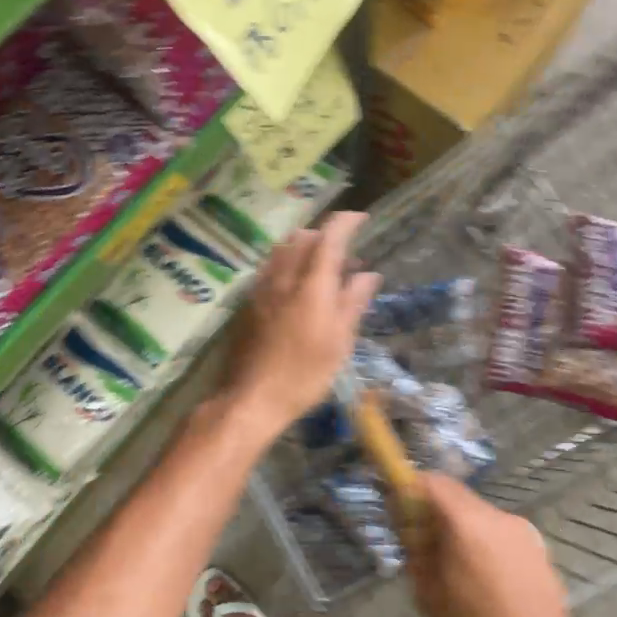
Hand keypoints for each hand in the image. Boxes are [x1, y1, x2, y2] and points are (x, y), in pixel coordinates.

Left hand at [222, 211, 379, 438]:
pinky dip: (289, 263)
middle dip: (326, 236)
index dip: (346, 222)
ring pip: (284, 249)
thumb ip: (353, 301)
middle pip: (304, 237)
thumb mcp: (340, 342)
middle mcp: (284, 276)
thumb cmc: (305, 374)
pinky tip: (297, 288)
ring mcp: (261, 287)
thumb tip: (368, 274)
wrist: (251, 398)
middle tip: (347, 259)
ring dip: (306, 248)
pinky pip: (271, 266)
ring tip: (323, 271)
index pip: (330, 237)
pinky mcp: (248, 301)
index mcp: (311, 284)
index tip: (361, 218)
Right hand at [407, 475, 580, 616]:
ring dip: (464, 530)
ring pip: (481, 517)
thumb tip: (413, 530)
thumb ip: (418, 553)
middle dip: (438, 513)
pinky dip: (487, 544)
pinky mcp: (539, 547)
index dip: (413, 488)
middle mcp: (497, 516)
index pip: (434, 482)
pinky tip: (487, 580)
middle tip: (425, 543)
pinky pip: (502, 534)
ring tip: (458, 568)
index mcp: (467, 523)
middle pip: (459, 498)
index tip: (401, 506)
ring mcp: (523, 529)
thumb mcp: (430, 596)